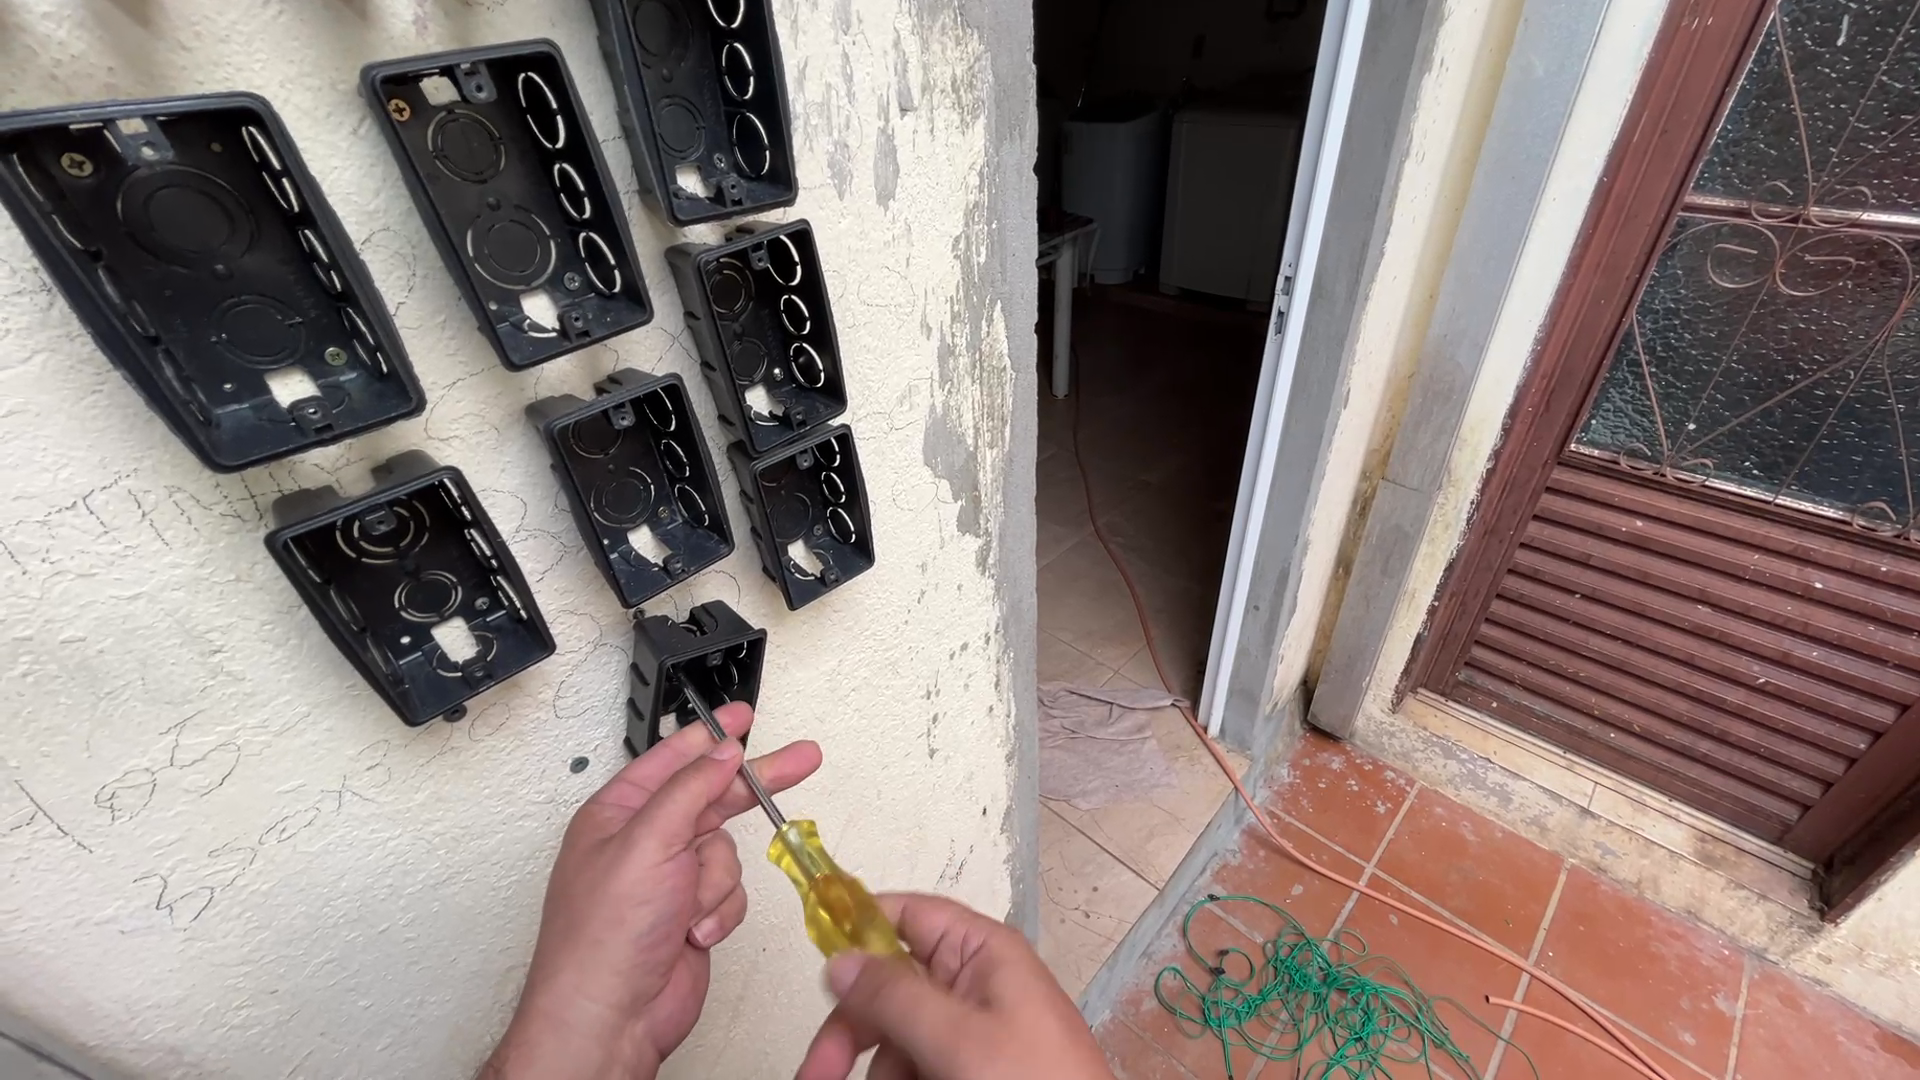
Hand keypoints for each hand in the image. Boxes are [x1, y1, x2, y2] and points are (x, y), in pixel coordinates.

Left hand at [482, 703, 821, 1079]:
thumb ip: (690, 789)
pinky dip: (719, 909)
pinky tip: (692, 929)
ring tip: (687, 904)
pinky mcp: (693, 908)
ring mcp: (671, 876)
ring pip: (728, 849)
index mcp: (621, 813)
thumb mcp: (647, 845)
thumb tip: (722, 750)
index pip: (676, 757)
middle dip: (755, 786)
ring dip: (715, 880)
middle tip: (802, 759)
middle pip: (716, 796)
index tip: (745, 715)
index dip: (714, 734)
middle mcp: (646, 839)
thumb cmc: (602, 939)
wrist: (612, 1022)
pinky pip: (732, 888)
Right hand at [795, 893, 1115, 1079]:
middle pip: (889, 988)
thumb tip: (838, 958)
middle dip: (851, 1030)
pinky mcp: (968, 1070)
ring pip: (895, 1038)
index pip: (907, 916)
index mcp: (980, 951)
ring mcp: (971, 1032)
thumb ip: (894, 995)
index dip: (859, 927)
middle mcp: (972, 983)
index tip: (815, 957)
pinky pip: (915, 1067)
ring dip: (877, 1069)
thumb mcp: (958, 1037)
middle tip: (817, 1075)